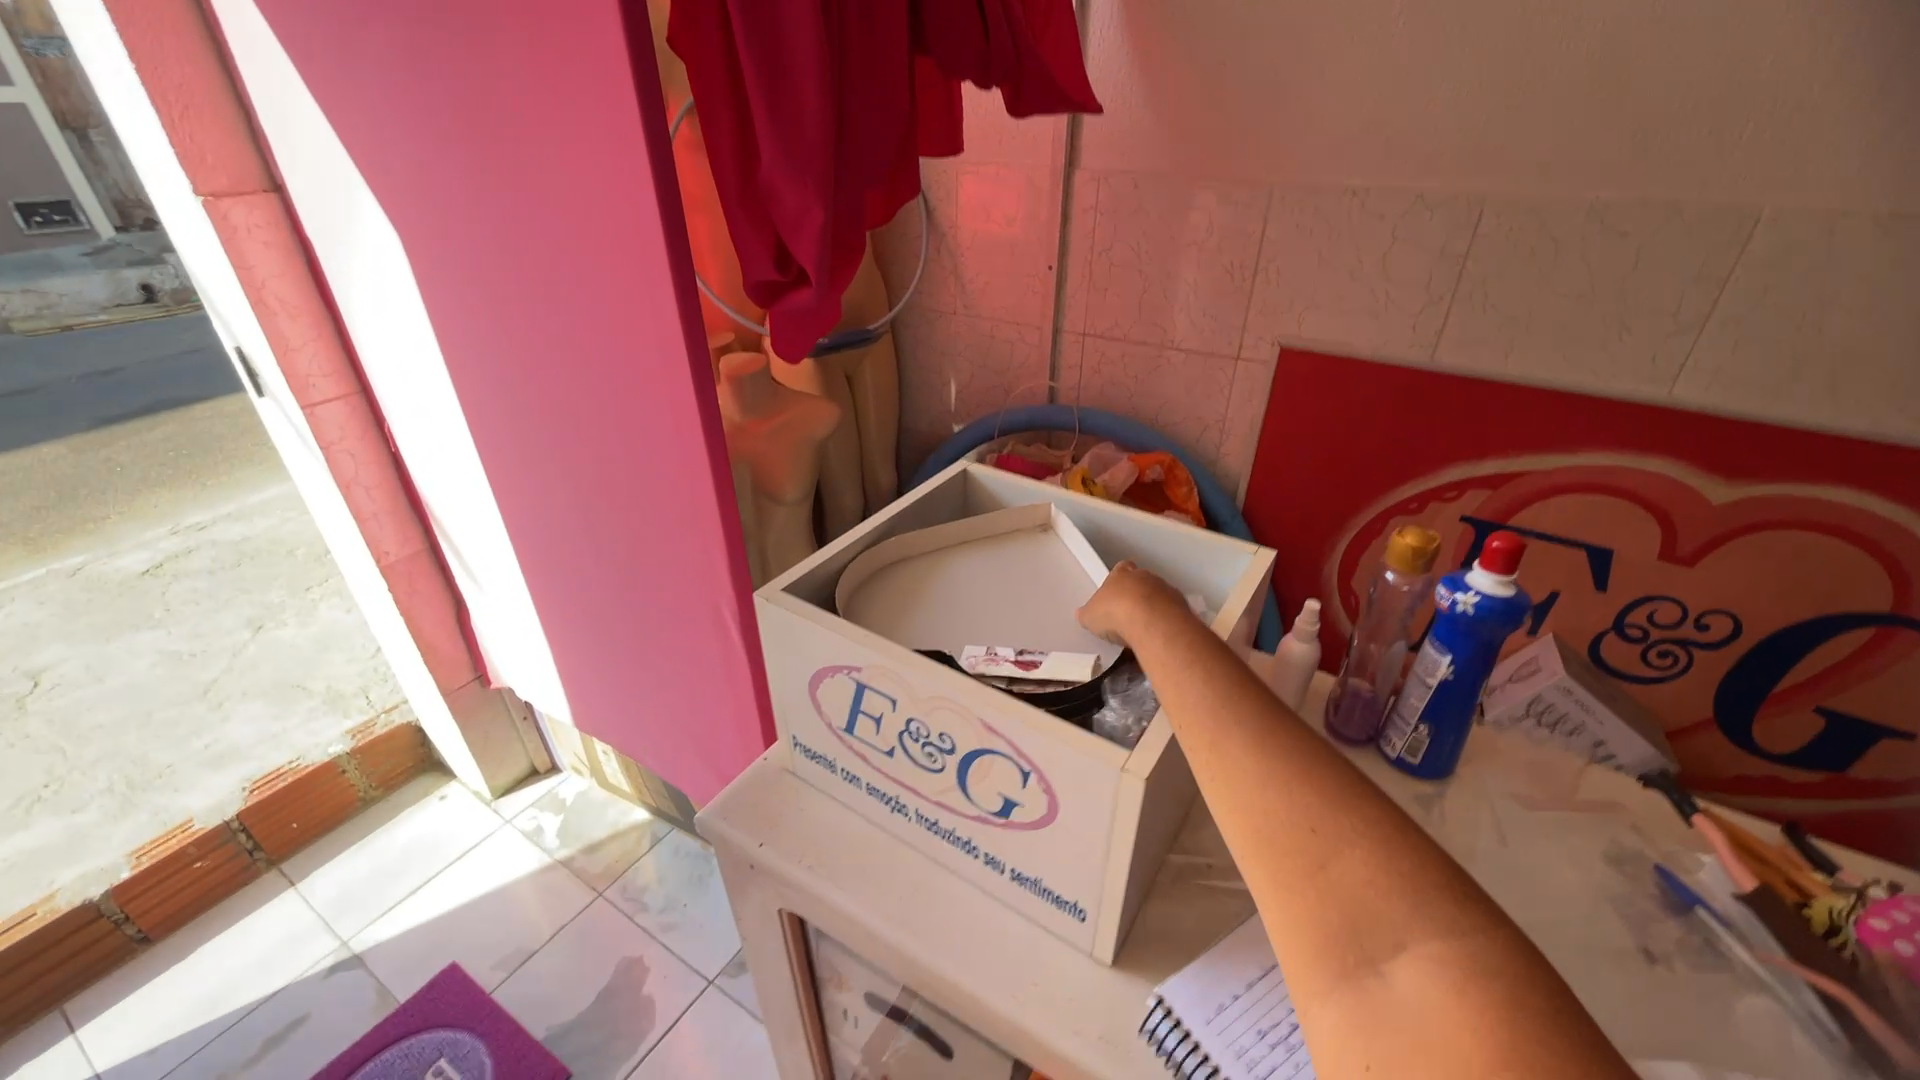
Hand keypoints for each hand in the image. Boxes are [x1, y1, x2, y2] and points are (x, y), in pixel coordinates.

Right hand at [1077, 560, 1184, 644]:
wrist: (1151, 622)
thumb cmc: (1114, 613)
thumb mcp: (1090, 616)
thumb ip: (1088, 614)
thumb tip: (1084, 614)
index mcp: (1121, 574)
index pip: (1120, 569)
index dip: (1118, 581)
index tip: (1115, 595)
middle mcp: (1146, 577)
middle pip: (1142, 581)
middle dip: (1137, 595)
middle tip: (1129, 615)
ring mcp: (1167, 590)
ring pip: (1160, 596)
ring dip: (1154, 609)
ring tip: (1144, 630)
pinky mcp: (1182, 606)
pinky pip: (1172, 612)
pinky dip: (1166, 621)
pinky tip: (1158, 636)